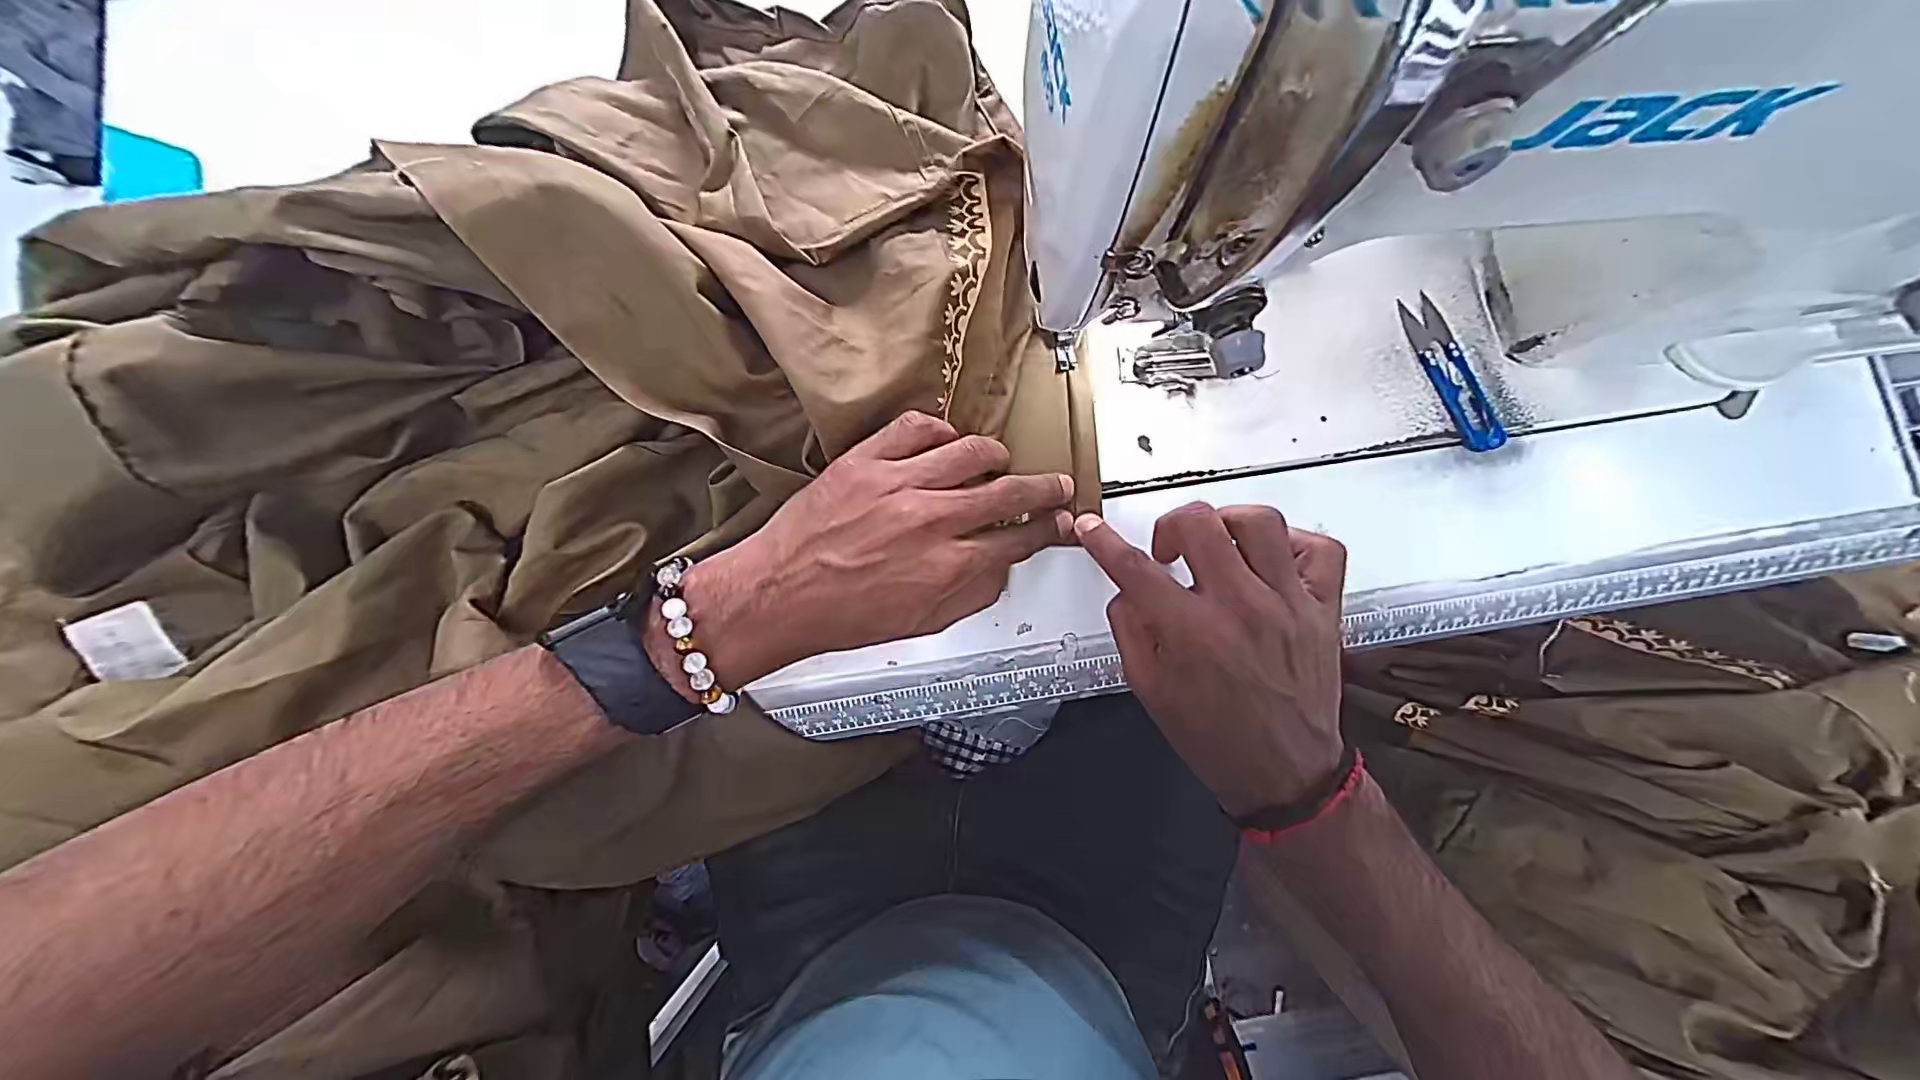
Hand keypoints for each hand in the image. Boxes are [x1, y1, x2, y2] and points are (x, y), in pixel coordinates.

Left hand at [645, 412, 1074, 692]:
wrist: (778, 595)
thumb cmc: (841, 614)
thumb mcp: (922, 622)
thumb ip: (972, 593)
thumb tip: (1000, 566)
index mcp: (948, 566)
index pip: (1020, 538)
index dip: (1048, 528)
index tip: (1058, 521)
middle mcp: (930, 520)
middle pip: (1010, 491)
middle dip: (1043, 489)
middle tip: (1054, 486)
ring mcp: (897, 484)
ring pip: (972, 451)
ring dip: (997, 457)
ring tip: (999, 462)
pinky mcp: (865, 460)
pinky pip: (917, 427)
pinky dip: (941, 431)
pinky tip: (944, 443)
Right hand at [1075, 503, 1346, 815]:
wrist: (1285, 772)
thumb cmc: (1220, 738)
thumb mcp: (1150, 689)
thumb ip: (1130, 631)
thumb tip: (1125, 590)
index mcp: (1191, 634)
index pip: (1134, 568)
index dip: (1103, 541)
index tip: (1094, 528)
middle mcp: (1241, 611)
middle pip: (1198, 524)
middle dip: (1168, 526)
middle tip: (1166, 548)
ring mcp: (1287, 605)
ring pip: (1258, 522)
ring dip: (1224, 523)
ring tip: (1216, 544)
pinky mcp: (1322, 609)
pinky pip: (1319, 548)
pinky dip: (1292, 541)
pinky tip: (1269, 558)